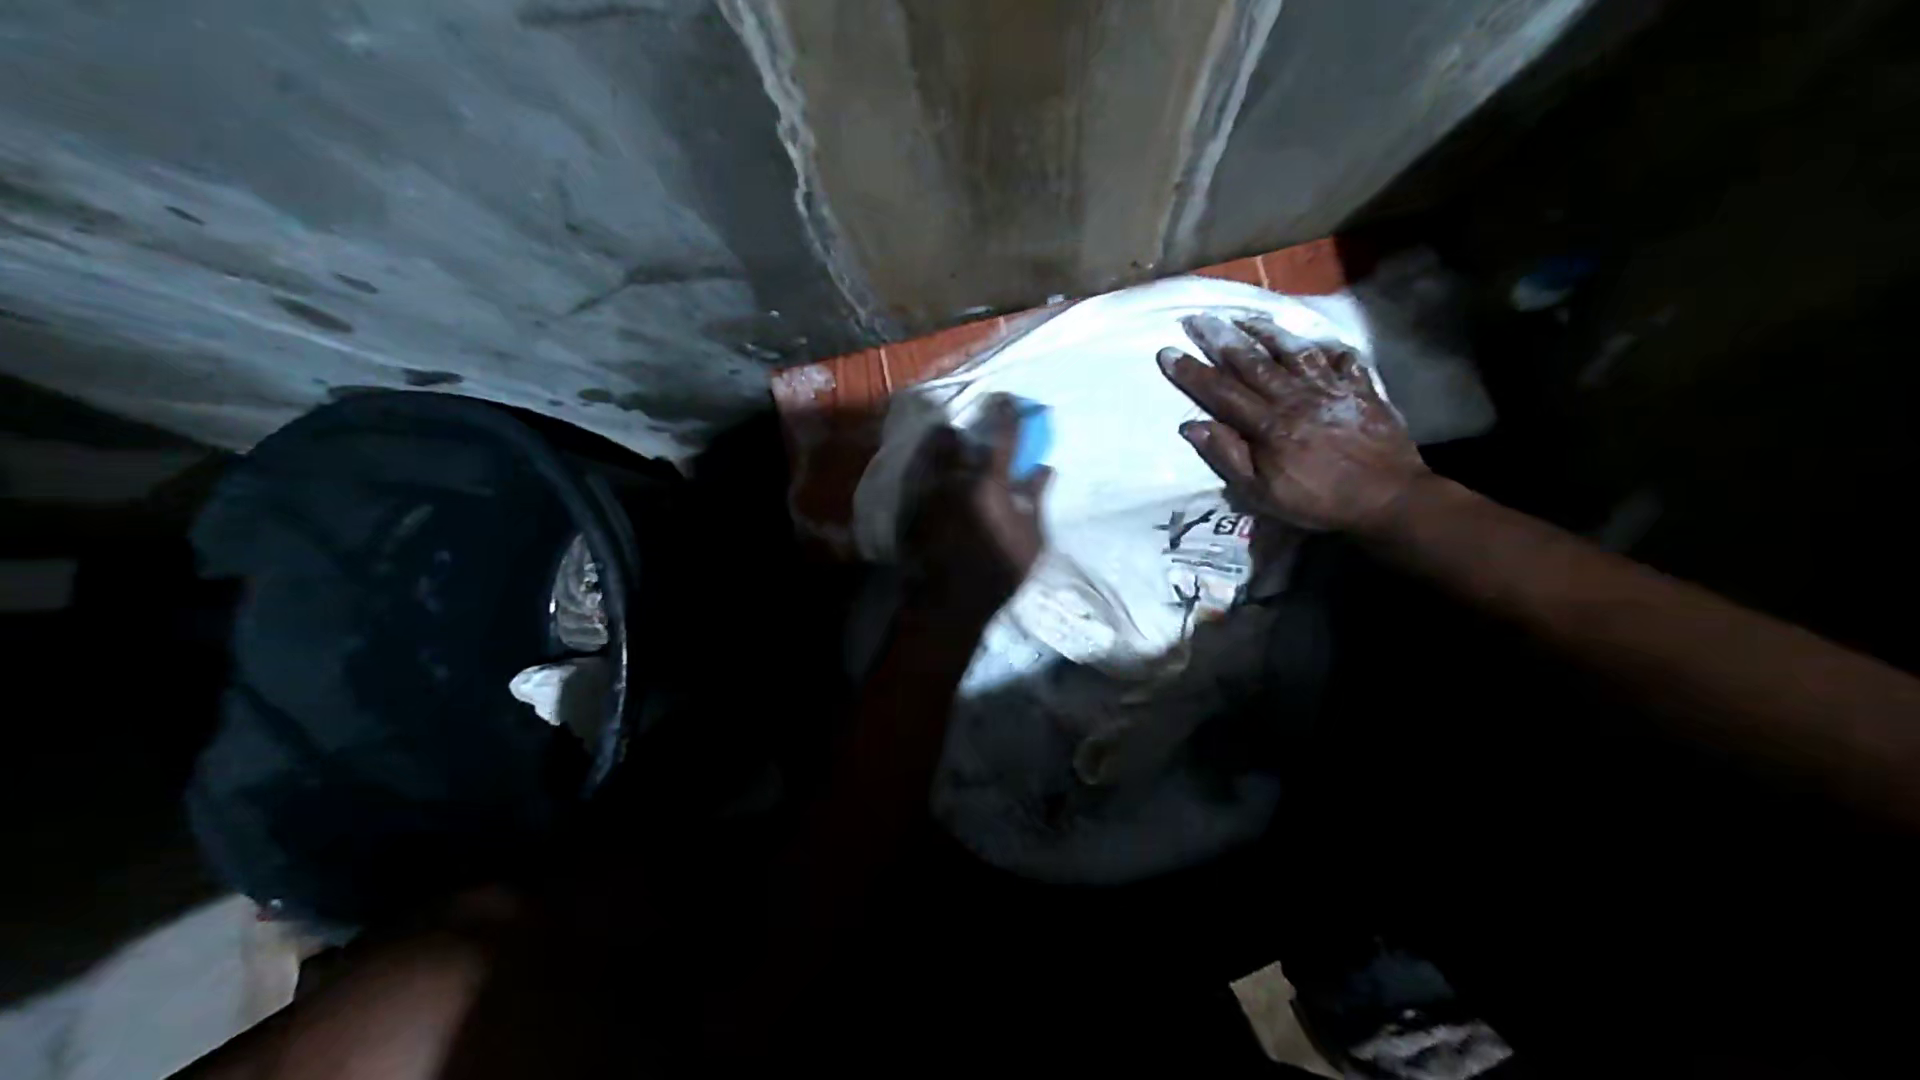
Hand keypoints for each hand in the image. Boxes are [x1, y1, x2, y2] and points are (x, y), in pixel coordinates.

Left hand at [903, 393, 1052, 618]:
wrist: (952, 603)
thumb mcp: (1032, 538)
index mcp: (989, 483)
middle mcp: (954, 479)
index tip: (1011, 400)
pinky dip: (928, 471)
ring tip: (949, 450)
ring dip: (941, 446)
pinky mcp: (910, 507)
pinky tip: (936, 479)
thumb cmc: (1000, 571)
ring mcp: (928, 492)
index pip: (1002, 437)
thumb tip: (1044, 468)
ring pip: (929, 453)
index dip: (1008, 414)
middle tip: (972, 428)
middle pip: (953, 436)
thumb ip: (1036, 497)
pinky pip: (918, 476)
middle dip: (963, 428)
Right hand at [1158, 313, 1428, 533]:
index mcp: (1267, 424)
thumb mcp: (1261, 492)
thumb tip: (1192, 426)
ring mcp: (1330, 389)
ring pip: (1292, 351)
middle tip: (1197, 318)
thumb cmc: (1317, 500)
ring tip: (1245, 317)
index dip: (1192, 372)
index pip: (1221, 391)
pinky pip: (1340, 359)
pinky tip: (1314, 342)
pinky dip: (1325, 348)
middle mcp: (1294, 397)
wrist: (1387, 498)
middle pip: (1251, 362)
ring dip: (1266, 332)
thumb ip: (1228, 456)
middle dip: (1220, 338)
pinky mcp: (1359, 389)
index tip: (1168, 352)